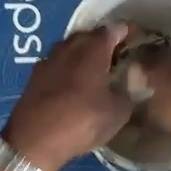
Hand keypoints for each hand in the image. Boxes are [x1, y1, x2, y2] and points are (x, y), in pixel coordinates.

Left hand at [1, 24, 133, 170]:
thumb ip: (128, 93)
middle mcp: (69, 48)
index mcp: (93, 50)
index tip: (136, 37)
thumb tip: (129, 86)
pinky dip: (68, 68)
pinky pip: (57, 64)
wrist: (34, 140)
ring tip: (95, 68)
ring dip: (83, 53)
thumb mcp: (118, 112)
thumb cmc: (82, 121)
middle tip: (117, 54)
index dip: (126, 31)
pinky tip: (73, 83)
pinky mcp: (34, 77)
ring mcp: (48, 60)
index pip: (113, 30)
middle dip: (104, 41)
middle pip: (89, 35)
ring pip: (70, 48)